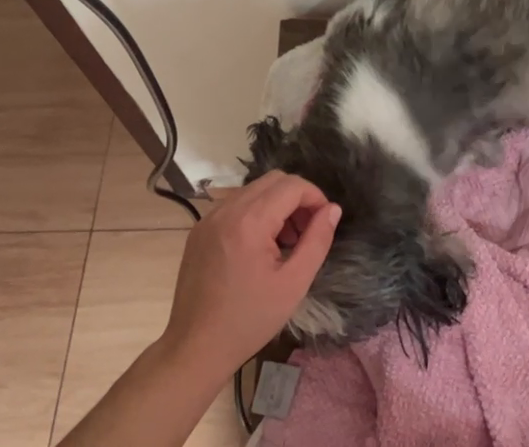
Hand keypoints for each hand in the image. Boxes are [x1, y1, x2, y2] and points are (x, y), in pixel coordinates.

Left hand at [161, 170, 340, 375]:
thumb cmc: (249, 320)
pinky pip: (235, 205)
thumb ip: (317, 241)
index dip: (315, 197)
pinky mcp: (199, 230)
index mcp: (249, 221)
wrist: (196, 348)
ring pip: (253, 190)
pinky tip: (260, 247)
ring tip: (285, 242)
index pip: (292, 186)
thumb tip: (333, 210)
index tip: (324, 223)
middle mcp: (226, 210)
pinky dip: (255, 213)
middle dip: (297, 198)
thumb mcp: (294, 284)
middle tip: (306, 232)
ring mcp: (209, 218)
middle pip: (273, 181)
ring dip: (276, 205)